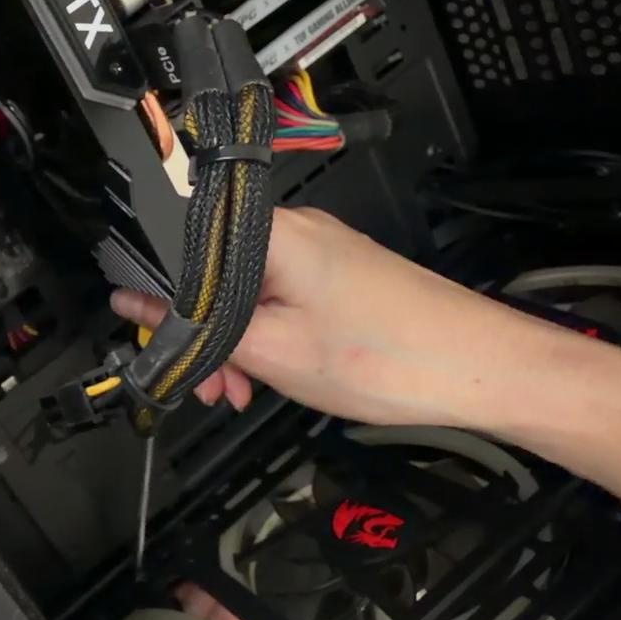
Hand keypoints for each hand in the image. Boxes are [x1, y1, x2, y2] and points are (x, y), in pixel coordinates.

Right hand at [110, 208, 571, 428]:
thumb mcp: (268, 351)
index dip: (154, 298)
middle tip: (206, 386)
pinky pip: (277, 299)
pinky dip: (263, 335)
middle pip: (213, 275)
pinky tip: (266, 373)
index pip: (180, 249)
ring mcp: (319, 250)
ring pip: (244, 292)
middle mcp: (292, 228)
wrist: (490, 371)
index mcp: (269, 231)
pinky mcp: (338, 273)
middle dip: (200, 333)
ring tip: (238, 391)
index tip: (149, 342)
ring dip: (232, 341)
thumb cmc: (383, 358)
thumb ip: (193, 328)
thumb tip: (130, 304)